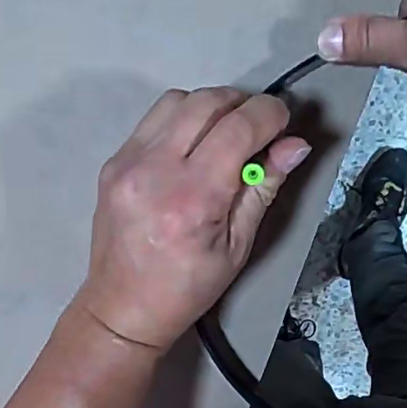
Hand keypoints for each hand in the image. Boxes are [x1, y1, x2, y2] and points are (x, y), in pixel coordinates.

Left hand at [75, 87, 311, 349]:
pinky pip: (152, 121)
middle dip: (241, 104)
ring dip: (208, 107)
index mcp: (192, 198)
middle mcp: (154, 171)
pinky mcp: (112, 163)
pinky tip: (190, 149)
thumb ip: (264, 188)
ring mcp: (126, 163)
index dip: (270, 114)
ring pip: (176, 101)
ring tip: (223, 135)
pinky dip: (179, 122)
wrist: (123, 307)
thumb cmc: (185, 287)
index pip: (239, 126)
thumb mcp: (237, 246)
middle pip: (206, 101)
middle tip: (256, 127)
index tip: (282, 121)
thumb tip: (294, 145)